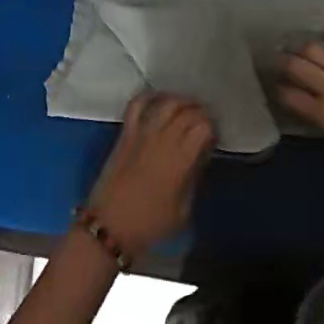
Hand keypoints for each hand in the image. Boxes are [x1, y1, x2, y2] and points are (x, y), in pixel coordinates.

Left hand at [85, 94, 214, 259]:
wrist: (109, 226)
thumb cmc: (150, 224)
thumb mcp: (183, 209)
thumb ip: (194, 177)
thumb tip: (201, 156)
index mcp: (181, 159)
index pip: (204, 126)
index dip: (213, 128)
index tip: (214, 138)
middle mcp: (163, 139)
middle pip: (189, 111)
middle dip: (201, 113)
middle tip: (205, 123)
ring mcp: (142, 132)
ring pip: (167, 103)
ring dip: (182, 101)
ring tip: (188, 109)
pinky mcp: (126, 133)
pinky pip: (137, 104)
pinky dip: (149, 96)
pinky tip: (159, 100)